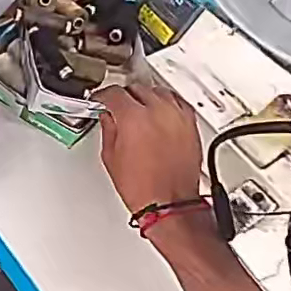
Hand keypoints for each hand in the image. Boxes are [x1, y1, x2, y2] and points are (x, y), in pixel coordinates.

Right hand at [94, 84, 204, 216]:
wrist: (168, 202)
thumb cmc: (143, 187)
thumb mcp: (111, 157)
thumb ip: (109, 130)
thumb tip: (108, 118)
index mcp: (133, 118)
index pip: (114, 93)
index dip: (102, 95)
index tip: (100, 100)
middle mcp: (158, 112)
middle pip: (137, 88)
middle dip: (124, 96)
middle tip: (117, 107)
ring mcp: (177, 116)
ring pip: (159, 91)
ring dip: (146, 97)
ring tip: (138, 108)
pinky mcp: (190, 124)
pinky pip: (178, 103)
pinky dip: (166, 104)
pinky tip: (159, 112)